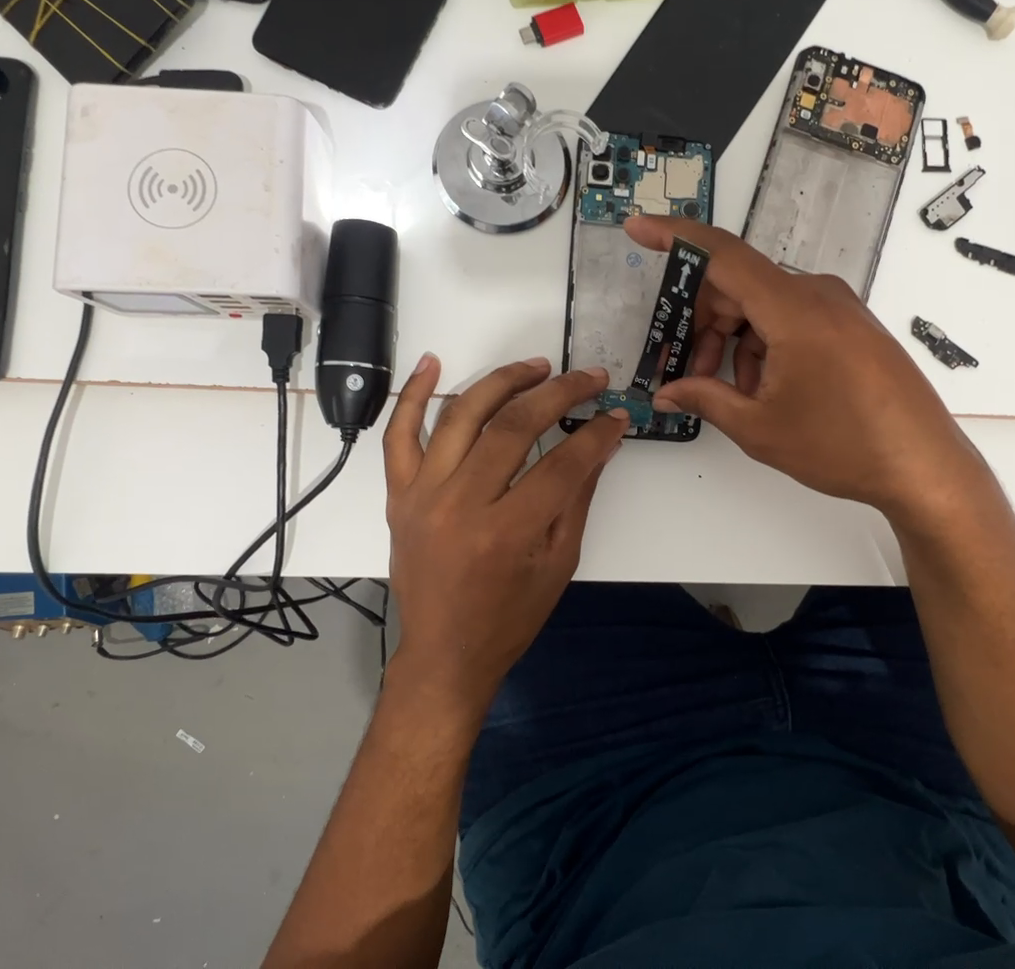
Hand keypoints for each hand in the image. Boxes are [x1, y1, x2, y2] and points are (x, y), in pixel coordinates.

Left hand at [382, 354, 629, 706]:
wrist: (445, 653)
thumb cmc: (509, 617)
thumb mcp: (558, 563)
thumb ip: (576, 497)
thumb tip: (602, 443)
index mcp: (506, 533)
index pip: (561, 464)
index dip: (595, 435)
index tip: (617, 415)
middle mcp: (460, 506)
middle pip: (513, 427)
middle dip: (559, 394)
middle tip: (589, 378)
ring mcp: (422, 495)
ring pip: (461, 417)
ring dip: (501, 382)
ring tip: (537, 366)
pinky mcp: (398, 494)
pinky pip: (398, 435)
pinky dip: (410, 395)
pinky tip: (432, 363)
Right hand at [625, 215, 982, 522]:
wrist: (923, 466)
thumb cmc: (845, 446)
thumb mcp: (759, 427)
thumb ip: (705, 399)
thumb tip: (666, 391)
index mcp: (793, 309)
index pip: (722, 254)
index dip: (674, 238)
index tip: (639, 229)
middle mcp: (819, 296)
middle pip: (740, 286)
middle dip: (702, 324)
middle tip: (682, 370)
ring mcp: (842, 310)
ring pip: (766, 306)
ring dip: (735, 341)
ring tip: (729, 394)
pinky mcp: (854, 327)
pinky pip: (795, 319)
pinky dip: (766, 345)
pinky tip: (762, 390)